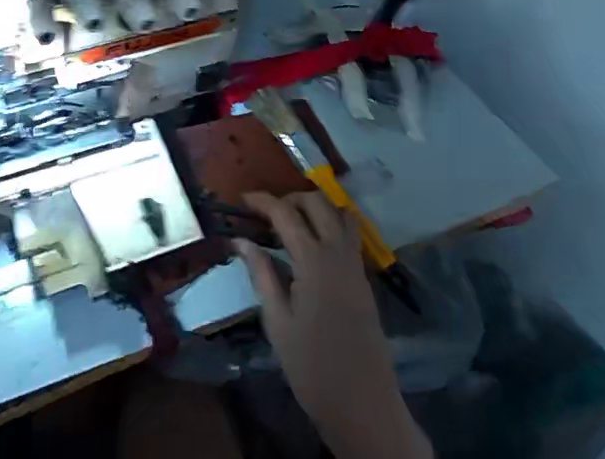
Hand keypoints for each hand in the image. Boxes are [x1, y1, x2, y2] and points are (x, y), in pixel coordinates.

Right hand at [236, 192, 430, 458]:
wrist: (364, 406)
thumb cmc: (312, 367)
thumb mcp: (277, 321)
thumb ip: (261, 273)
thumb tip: (240, 239)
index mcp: (313, 261)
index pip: (285, 213)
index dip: (262, 201)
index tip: (241, 199)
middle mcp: (338, 253)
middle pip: (317, 202)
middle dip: (289, 199)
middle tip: (265, 215)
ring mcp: (355, 264)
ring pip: (338, 212)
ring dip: (313, 208)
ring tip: (289, 224)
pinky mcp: (364, 278)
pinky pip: (349, 233)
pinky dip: (329, 223)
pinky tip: (310, 245)